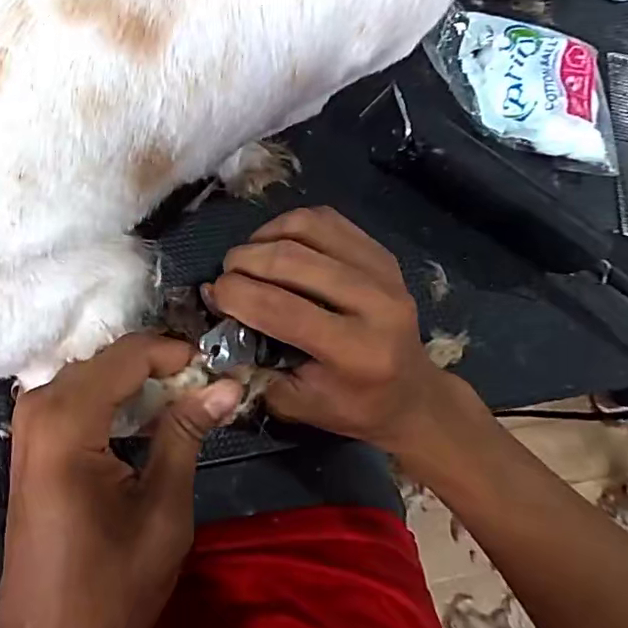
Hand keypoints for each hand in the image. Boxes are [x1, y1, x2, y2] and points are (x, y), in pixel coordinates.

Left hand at [0, 333, 242, 627]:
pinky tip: (148, 422)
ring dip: (142, 382)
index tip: (221, 374)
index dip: (180, 355)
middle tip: (210, 391)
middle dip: (163, 367)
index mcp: (68, 421)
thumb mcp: (162, 512)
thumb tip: (226, 385)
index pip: (130, 355)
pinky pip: (81, 394)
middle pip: (112, 358)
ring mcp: (30, 420)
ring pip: (97, 372)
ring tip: (188, 406)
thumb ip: (187, 434)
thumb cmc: (105, 589)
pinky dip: (118, 398)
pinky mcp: (32, 437)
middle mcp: (40, 406)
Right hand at [207, 207, 485, 457]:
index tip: (214, 293)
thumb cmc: (352, 407)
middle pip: (293, 260)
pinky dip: (291, 225)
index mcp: (356, 352)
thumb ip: (253, 363)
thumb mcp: (296, 404)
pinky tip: (278, 244)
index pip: (282, 308)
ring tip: (250, 257)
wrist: (413, 395)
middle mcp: (377, 304)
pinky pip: (327, 220)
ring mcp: (384, 273)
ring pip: (309, 229)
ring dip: (266, 237)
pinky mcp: (383, 254)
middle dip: (244, 261)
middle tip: (226, 273)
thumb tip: (217, 305)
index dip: (236, 294)